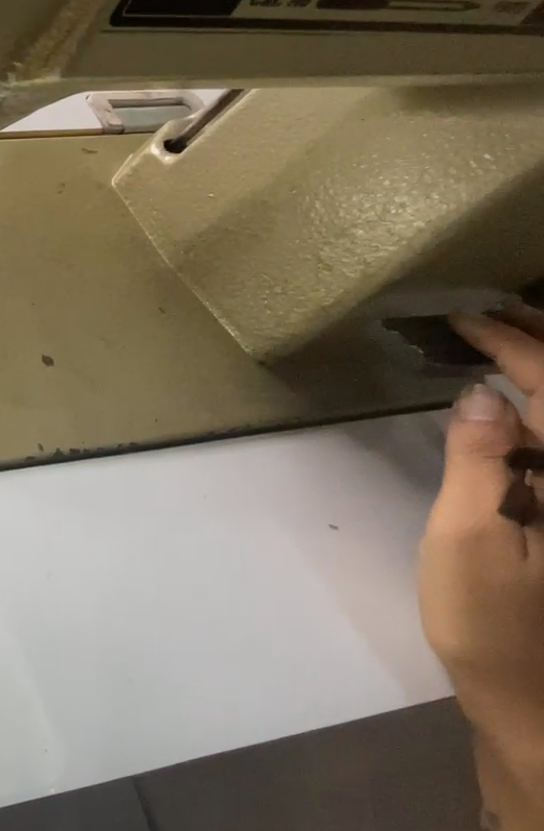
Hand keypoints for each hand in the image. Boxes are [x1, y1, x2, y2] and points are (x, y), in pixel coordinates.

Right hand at [422, 309, 543, 823]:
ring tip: (506, 340)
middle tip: (494, 312)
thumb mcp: (468, 537)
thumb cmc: (490, 619)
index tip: (468, 318)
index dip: (519, 351)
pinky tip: (511, 403)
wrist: (528, 694)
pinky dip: (538, 414)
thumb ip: (481, 462)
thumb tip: (486, 394)